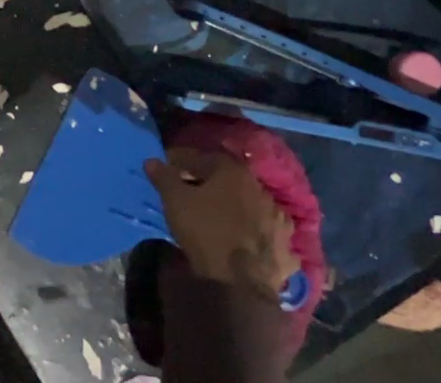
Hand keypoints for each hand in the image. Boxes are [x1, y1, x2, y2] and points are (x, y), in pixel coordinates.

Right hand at [145, 148, 297, 302]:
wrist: (239, 283)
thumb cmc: (204, 231)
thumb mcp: (173, 200)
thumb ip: (163, 176)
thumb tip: (153, 161)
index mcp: (235, 173)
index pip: (204, 157)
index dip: (183, 162)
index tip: (169, 170)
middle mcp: (263, 191)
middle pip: (231, 181)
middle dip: (211, 184)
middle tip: (190, 192)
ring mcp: (280, 222)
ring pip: (253, 207)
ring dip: (237, 208)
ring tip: (218, 218)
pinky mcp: (288, 250)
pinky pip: (268, 234)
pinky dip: (256, 234)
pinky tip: (245, 241)